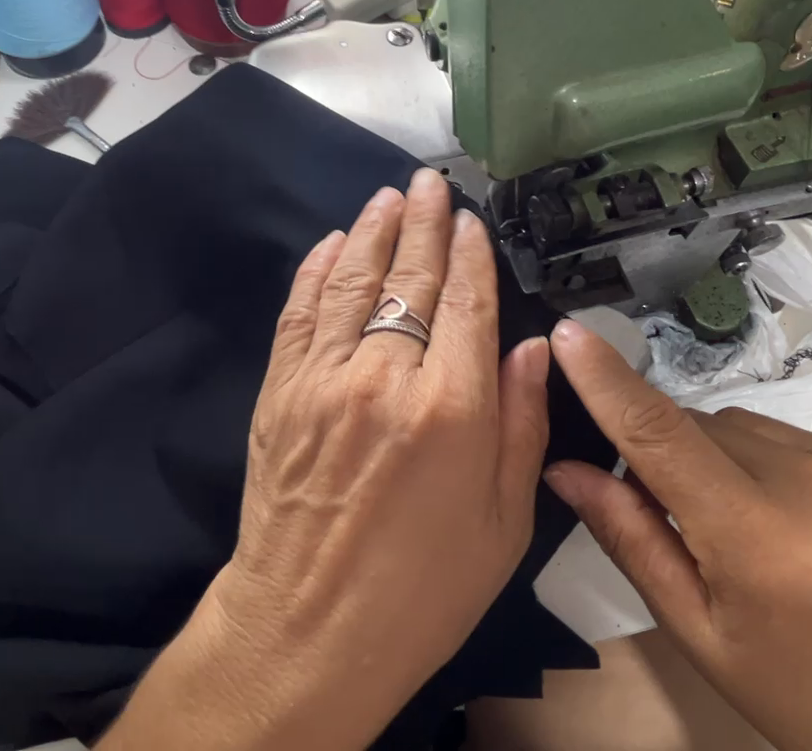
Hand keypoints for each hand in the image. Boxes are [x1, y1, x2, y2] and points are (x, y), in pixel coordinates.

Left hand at [99, 169, 551, 750]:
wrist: (307, 629)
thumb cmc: (422, 590)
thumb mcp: (503, 525)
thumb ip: (521, 426)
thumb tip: (530, 348)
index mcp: (453, 411)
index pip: (468, 305)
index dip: (471, 255)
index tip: (470, 219)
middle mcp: (387, 379)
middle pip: (411, 280)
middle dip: (423, 225)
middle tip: (429, 182)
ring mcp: (324, 380)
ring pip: (352, 283)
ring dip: (371, 233)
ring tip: (387, 197)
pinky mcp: (281, 392)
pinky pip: (299, 314)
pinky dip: (315, 273)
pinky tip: (330, 245)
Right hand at [542, 320, 811, 750]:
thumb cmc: (805, 696)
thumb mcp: (699, 633)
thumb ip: (630, 540)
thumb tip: (565, 469)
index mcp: (761, 536)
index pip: (661, 436)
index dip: (607, 380)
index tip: (567, 334)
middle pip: (697, 428)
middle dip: (669, 456)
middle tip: (678, 520)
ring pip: (743, 427)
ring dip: (721, 458)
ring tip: (749, 529)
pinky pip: (794, 438)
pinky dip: (773, 464)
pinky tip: (798, 521)